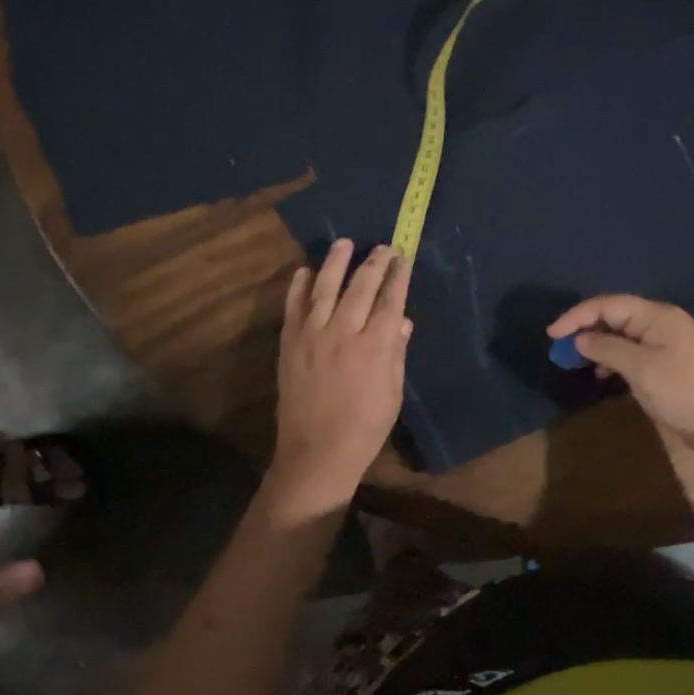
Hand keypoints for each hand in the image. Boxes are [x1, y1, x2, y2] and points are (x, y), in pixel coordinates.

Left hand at [269, 239, 412, 514]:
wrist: (317, 451)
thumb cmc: (364, 427)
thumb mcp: (392, 393)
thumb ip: (395, 353)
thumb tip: (400, 321)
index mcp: (374, 346)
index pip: (389, 300)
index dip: (398, 277)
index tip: (403, 258)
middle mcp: (343, 332)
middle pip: (360, 287)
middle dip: (373, 264)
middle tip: (382, 247)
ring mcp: (312, 335)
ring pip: (324, 288)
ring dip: (335, 263)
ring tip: (344, 243)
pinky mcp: (290, 343)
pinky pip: (293, 307)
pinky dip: (299, 286)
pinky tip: (304, 271)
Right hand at [547, 294, 693, 447]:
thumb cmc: (681, 392)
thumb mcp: (640, 369)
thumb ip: (607, 349)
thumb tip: (581, 339)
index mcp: (657, 316)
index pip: (609, 305)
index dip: (577, 316)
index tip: (552, 334)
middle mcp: (661, 322)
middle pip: (614, 315)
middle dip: (585, 328)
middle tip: (559, 347)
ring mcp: (664, 341)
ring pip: (621, 334)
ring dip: (597, 344)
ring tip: (575, 361)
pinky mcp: (665, 360)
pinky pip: (631, 350)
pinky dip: (612, 358)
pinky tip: (602, 374)